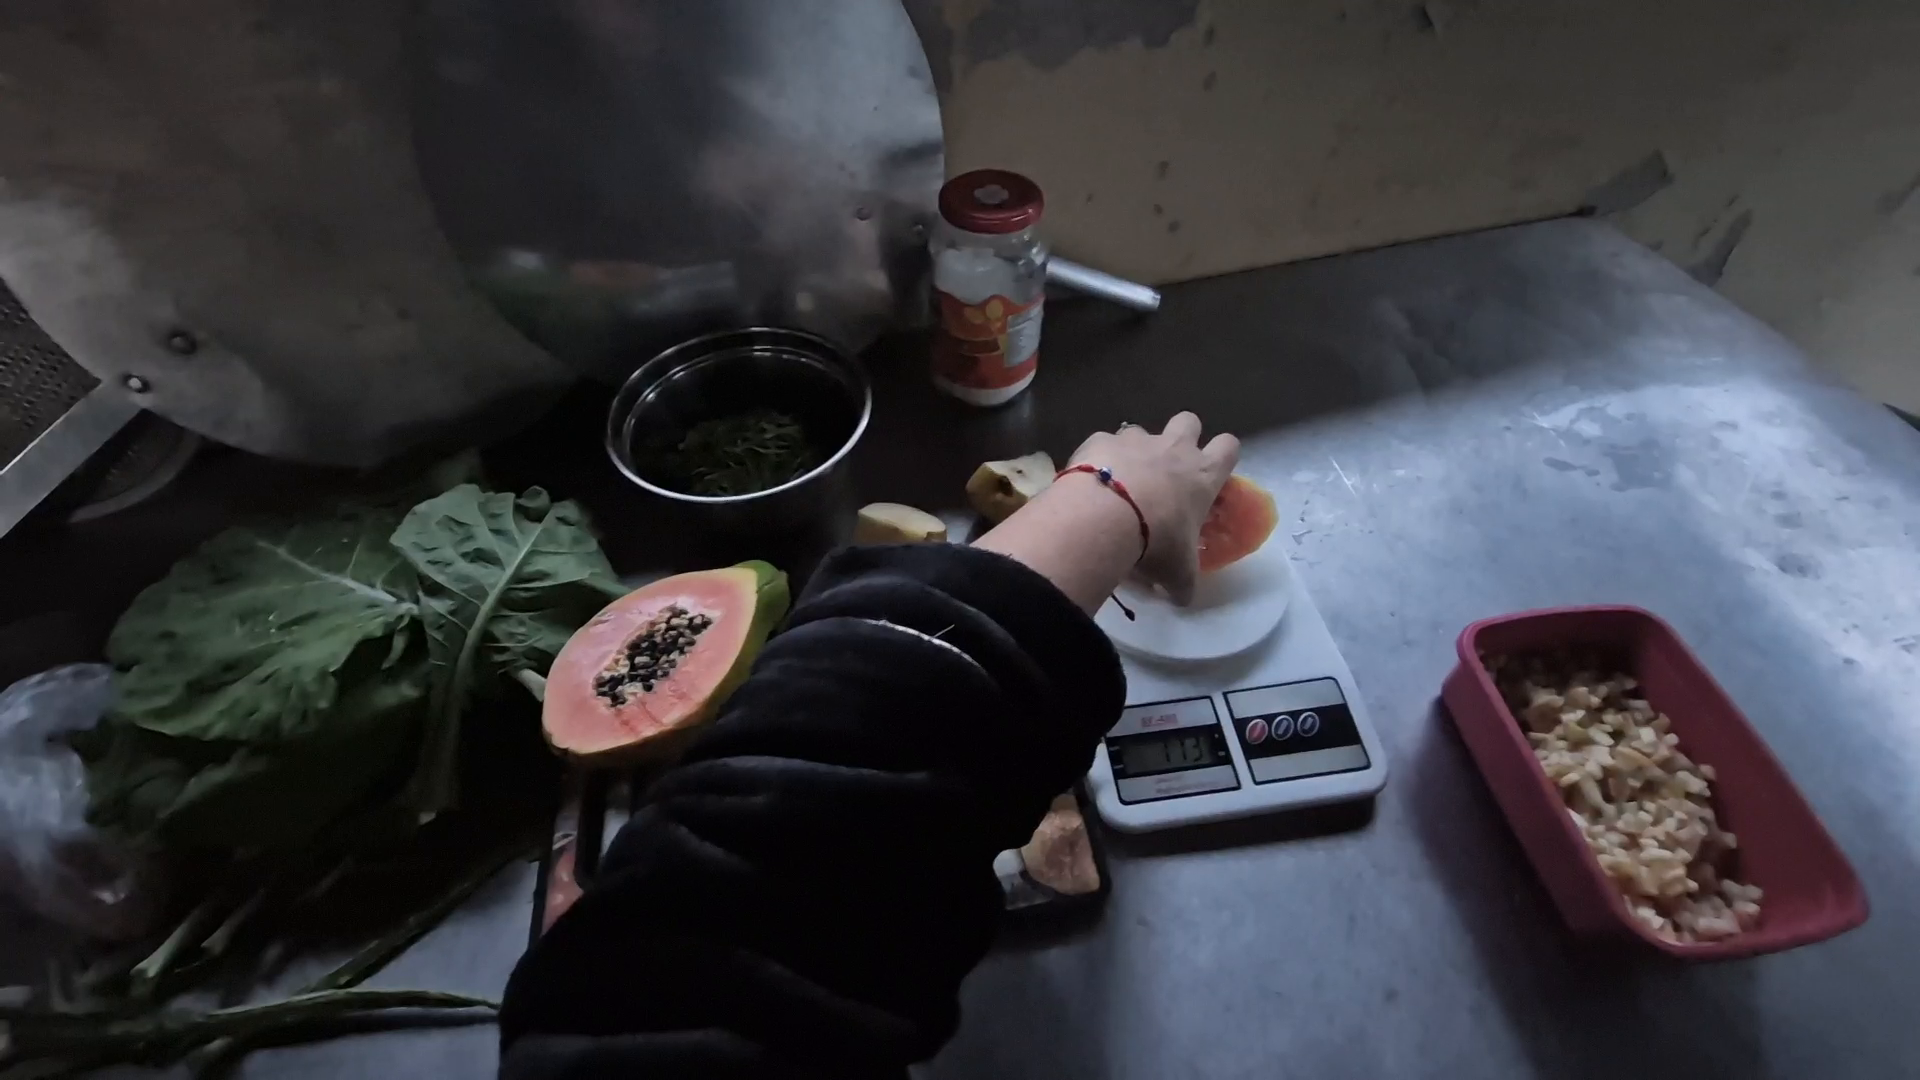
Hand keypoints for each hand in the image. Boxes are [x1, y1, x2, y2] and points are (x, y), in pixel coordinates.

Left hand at [1066, 413, 1239, 604]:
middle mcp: (1173, 448)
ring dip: (1135, 450)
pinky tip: (1088, 482)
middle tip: (1167, 467)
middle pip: (1190, 421)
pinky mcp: (1100, 440)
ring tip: (1120, 479)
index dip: (1222, 456)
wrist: (1105, 517)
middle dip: (1182, 437)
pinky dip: (1097, 459)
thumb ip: (1182, 583)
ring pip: (1142, 430)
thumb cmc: (1156, 542)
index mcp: (1203, 474)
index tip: (1210, 473)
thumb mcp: (1177, 571)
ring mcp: (1135, 440)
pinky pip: (1102, 443)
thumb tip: (1182, 601)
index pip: (1229, 447)